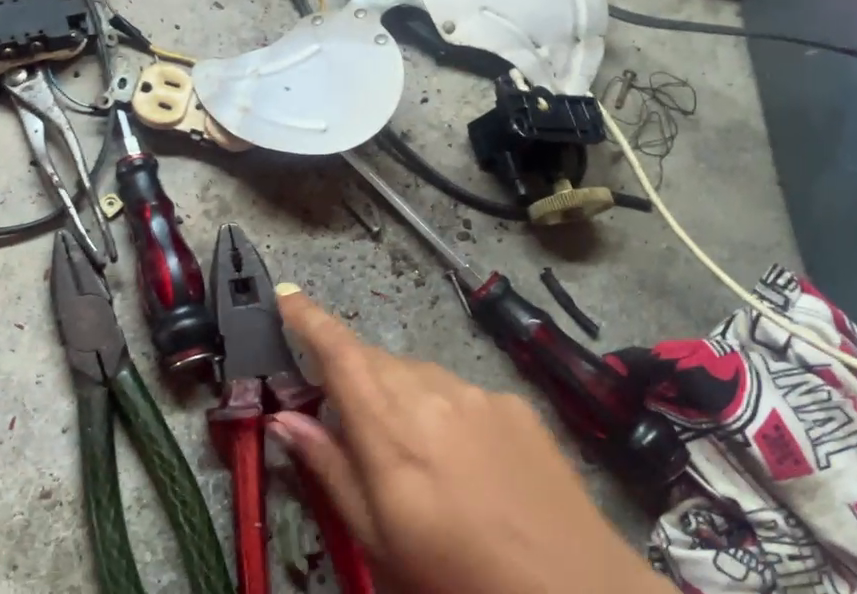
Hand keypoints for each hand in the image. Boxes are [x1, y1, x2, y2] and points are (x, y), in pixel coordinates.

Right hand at [267, 286, 670, 593]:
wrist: (574, 592)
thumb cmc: (457, 573)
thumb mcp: (378, 539)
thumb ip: (330, 469)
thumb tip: (283, 419)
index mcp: (388, 428)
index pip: (338, 352)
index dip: (308, 317)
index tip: (286, 293)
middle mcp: (429, 393)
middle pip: (374, 361)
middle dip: (353, 375)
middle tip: (350, 422)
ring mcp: (476, 394)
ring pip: (417, 374)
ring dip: (400, 394)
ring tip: (416, 454)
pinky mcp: (514, 404)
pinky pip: (461, 391)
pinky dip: (445, 410)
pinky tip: (466, 460)